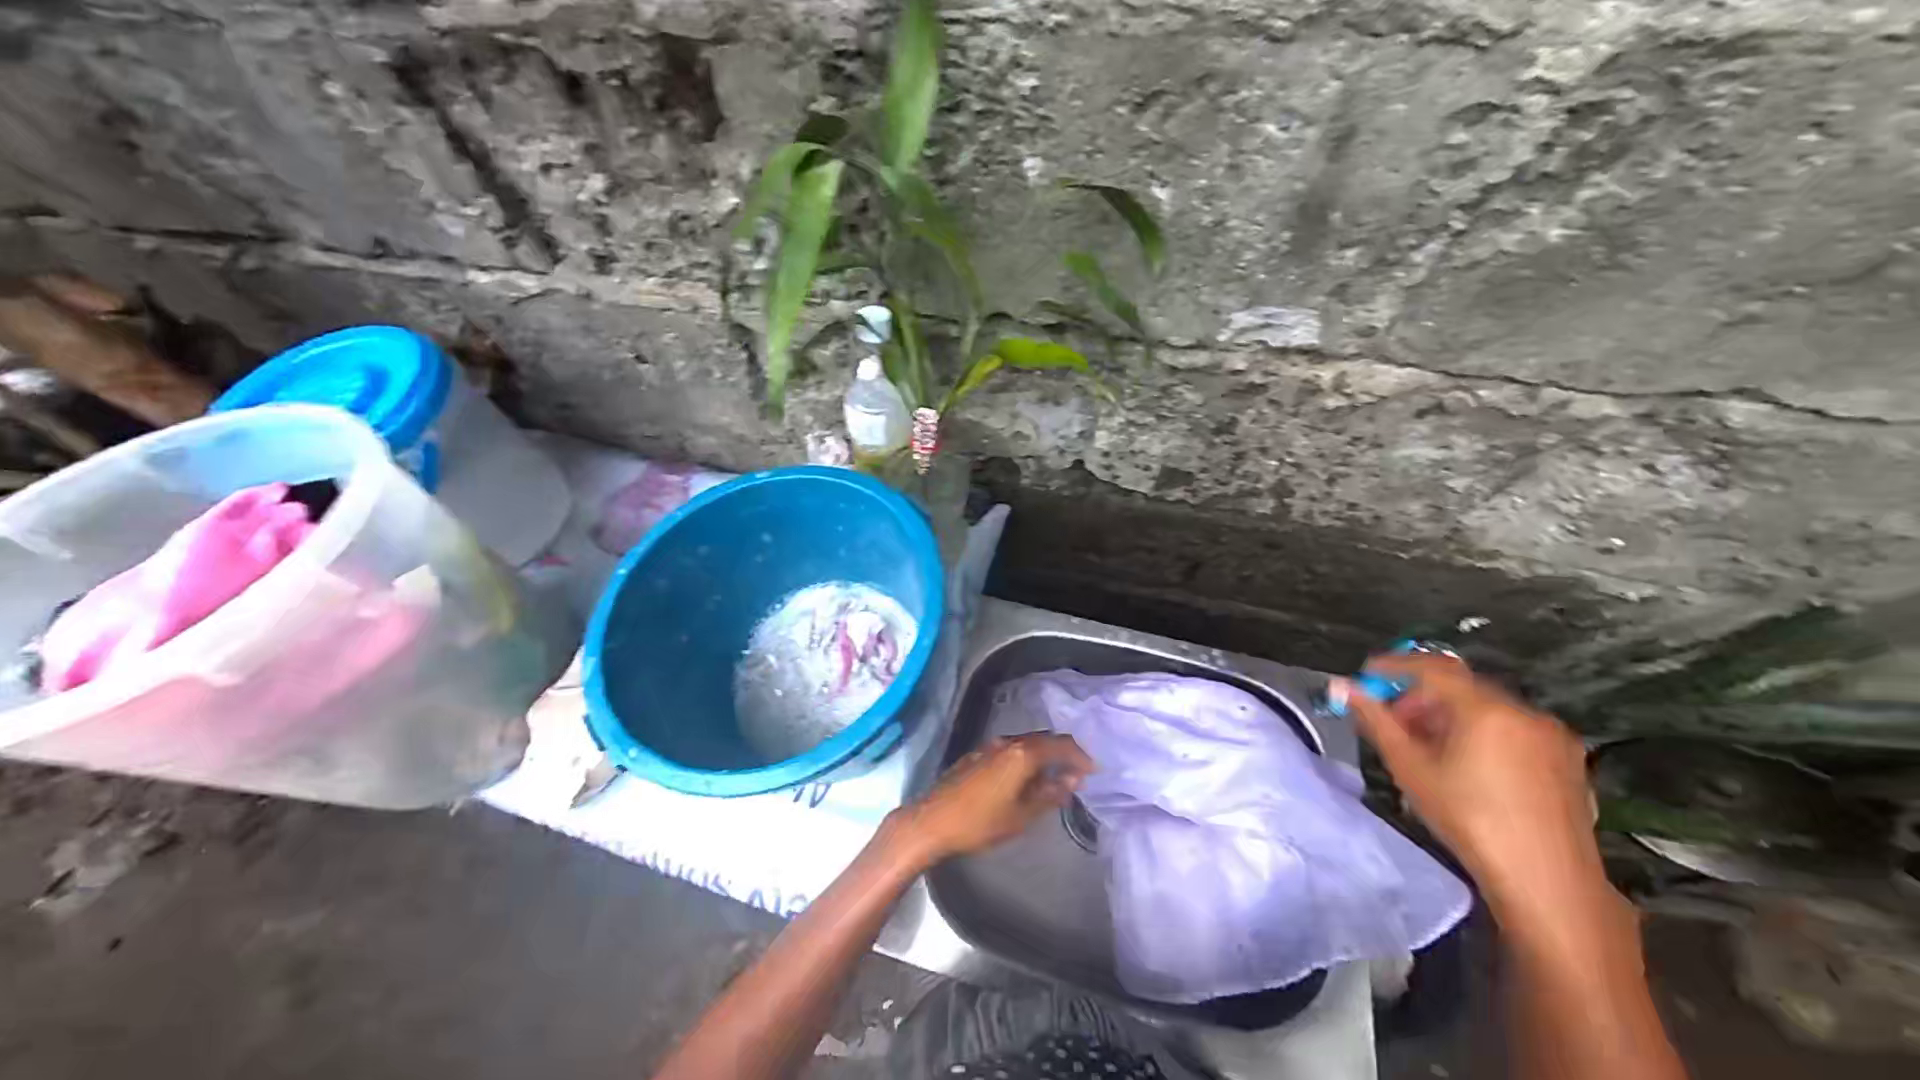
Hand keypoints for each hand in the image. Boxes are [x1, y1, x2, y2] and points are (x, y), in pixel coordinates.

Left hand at [885, 733, 1093, 868]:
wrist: (931, 822)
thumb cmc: (980, 822)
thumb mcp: (1022, 815)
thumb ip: (1050, 794)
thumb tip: (1072, 779)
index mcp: (1021, 754)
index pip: (1060, 745)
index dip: (1079, 756)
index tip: (1092, 770)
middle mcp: (1006, 742)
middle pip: (1043, 739)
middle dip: (1062, 753)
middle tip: (1077, 773)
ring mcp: (988, 747)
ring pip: (1025, 744)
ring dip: (1043, 756)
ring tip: (1054, 777)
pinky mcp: (976, 755)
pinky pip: (1010, 750)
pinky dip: (1025, 759)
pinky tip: (1026, 779)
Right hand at [1340, 654, 1610, 927]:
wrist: (1546, 881)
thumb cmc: (1468, 820)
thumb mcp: (1410, 769)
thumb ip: (1376, 721)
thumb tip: (1345, 688)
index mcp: (1486, 709)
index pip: (1433, 668)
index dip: (1395, 667)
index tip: (1367, 675)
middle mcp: (1524, 712)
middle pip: (1462, 688)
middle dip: (1421, 699)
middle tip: (1393, 722)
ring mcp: (1552, 737)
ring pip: (1489, 710)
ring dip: (1451, 717)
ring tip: (1427, 750)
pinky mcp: (1568, 761)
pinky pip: (1514, 731)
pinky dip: (1483, 735)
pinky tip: (1469, 768)